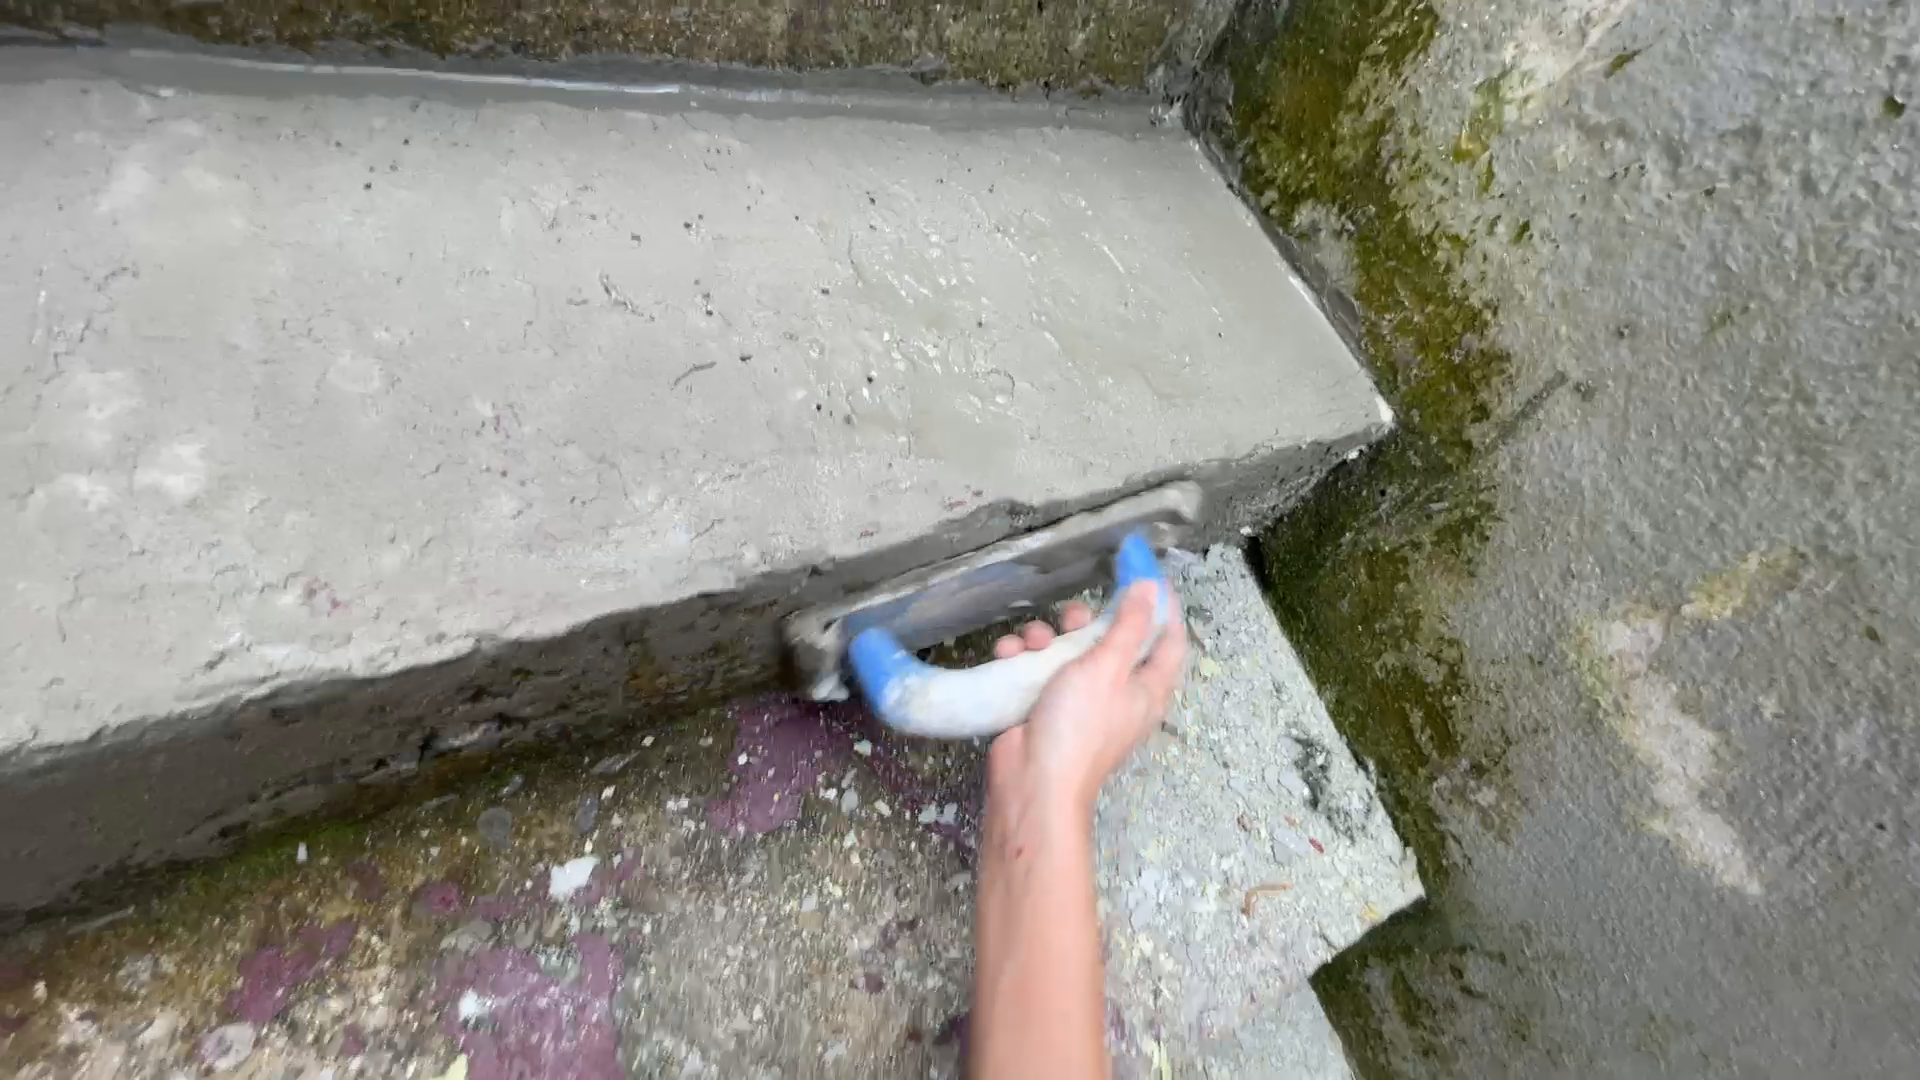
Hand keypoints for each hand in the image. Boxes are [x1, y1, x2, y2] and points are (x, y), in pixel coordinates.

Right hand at [985, 581, 1187, 818]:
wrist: (1031, 780)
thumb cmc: (1079, 725)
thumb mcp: (1108, 667)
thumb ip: (1129, 626)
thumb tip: (1151, 588)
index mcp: (1147, 687)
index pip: (1169, 640)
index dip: (1161, 607)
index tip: (1145, 575)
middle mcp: (1117, 691)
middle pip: (1111, 640)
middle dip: (1087, 622)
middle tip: (1072, 614)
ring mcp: (1079, 698)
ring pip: (1067, 650)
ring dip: (1045, 637)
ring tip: (1031, 642)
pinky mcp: (1044, 703)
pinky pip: (1037, 667)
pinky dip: (1022, 657)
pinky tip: (1008, 655)